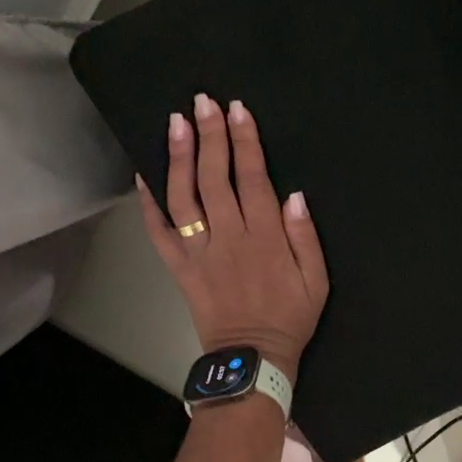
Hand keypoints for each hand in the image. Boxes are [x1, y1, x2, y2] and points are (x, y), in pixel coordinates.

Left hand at [139, 94, 327, 381]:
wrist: (253, 359)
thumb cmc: (291, 318)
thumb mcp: (317, 281)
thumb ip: (305, 236)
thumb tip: (293, 194)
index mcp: (265, 238)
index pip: (252, 179)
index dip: (244, 142)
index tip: (237, 110)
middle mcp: (229, 238)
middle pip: (215, 179)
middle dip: (210, 136)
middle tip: (202, 101)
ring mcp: (200, 253)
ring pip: (184, 197)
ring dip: (179, 158)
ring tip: (175, 123)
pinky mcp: (180, 268)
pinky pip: (159, 232)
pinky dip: (148, 203)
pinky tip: (144, 174)